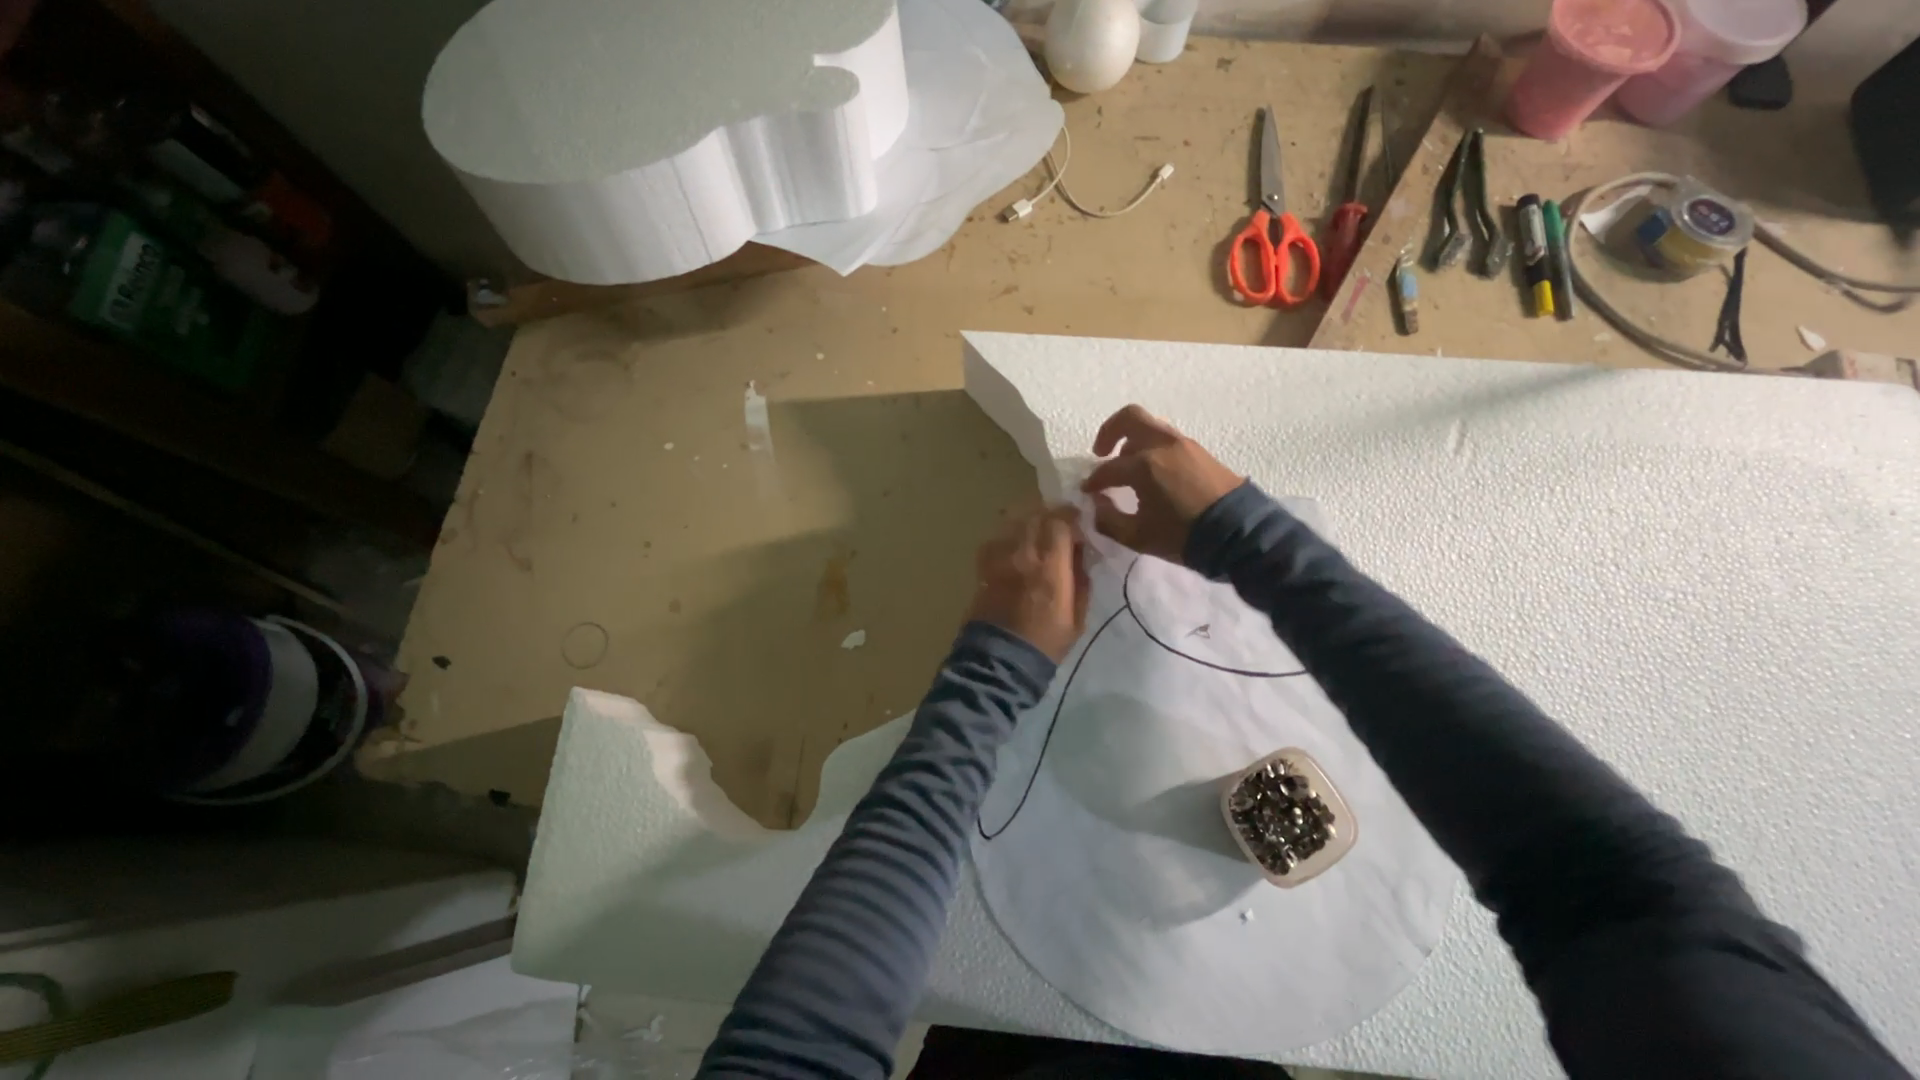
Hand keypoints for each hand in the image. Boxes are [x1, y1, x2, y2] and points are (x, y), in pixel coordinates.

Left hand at [966, 506, 1089, 662]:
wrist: (1001, 660)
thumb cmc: (1046, 642)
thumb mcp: (1077, 616)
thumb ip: (1081, 580)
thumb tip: (1081, 554)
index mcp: (1050, 567)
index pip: (1060, 522)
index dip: (1071, 516)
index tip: (1080, 520)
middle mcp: (1023, 554)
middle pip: (1036, 515)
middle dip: (1051, 514)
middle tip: (1060, 523)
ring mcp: (999, 558)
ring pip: (1013, 520)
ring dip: (1029, 519)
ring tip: (1038, 528)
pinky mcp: (983, 566)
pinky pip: (996, 537)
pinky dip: (1008, 534)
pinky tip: (1016, 543)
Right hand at [1080, 405, 1243, 562]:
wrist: (1238, 533)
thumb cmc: (1183, 536)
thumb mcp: (1138, 536)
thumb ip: (1109, 519)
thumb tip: (1097, 504)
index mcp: (1144, 466)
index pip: (1108, 468)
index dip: (1094, 481)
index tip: (1088, 492)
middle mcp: (1162, 446)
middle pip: (1130, 418)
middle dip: (1109, 432)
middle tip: (1101, 452)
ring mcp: (1184, 444)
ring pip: (1151, 427)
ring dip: (1133, 439)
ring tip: (1128, 464)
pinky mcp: (1199, 451)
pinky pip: (1167, 439)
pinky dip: (1152, 447)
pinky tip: (1152, 472)